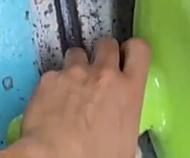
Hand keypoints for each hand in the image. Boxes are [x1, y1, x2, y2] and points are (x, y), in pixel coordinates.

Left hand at [2, 36, 149, 157]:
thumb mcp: (126, 145)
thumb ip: (126, 121)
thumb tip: (120, 127)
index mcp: (128, 91)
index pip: (140, 49)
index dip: (133, 51)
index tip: (127, 60)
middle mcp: (102, 74)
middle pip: (107, 44)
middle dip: (103, 55)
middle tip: (98, 75)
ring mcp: (73, 72)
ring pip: (78, 53)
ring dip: (77, 68)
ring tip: (72, 90)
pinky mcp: (49, 78)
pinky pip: (54, 74)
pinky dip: (54, 85)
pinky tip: (51, 105)